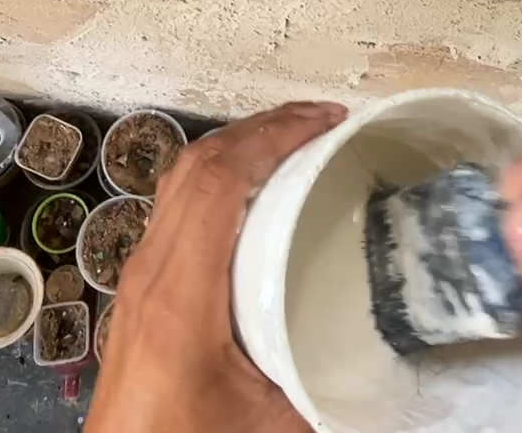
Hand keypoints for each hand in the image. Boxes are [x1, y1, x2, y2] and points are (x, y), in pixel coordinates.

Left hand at [86, 101, 347, 432]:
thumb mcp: (273, 421)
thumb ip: (326, 371)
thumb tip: (379, 323)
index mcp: (181, 295)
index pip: (219, 181)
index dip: (273, 136)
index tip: (324, 123)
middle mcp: (153, 267)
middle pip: (200, 162)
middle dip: (264, 125)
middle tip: (320, 118)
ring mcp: (142, 267)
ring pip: (184, 173)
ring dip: (240, 140)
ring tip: (293, 134)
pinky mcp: (143, 276)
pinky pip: (178, 197)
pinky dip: (220, 167)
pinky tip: (253, 178)